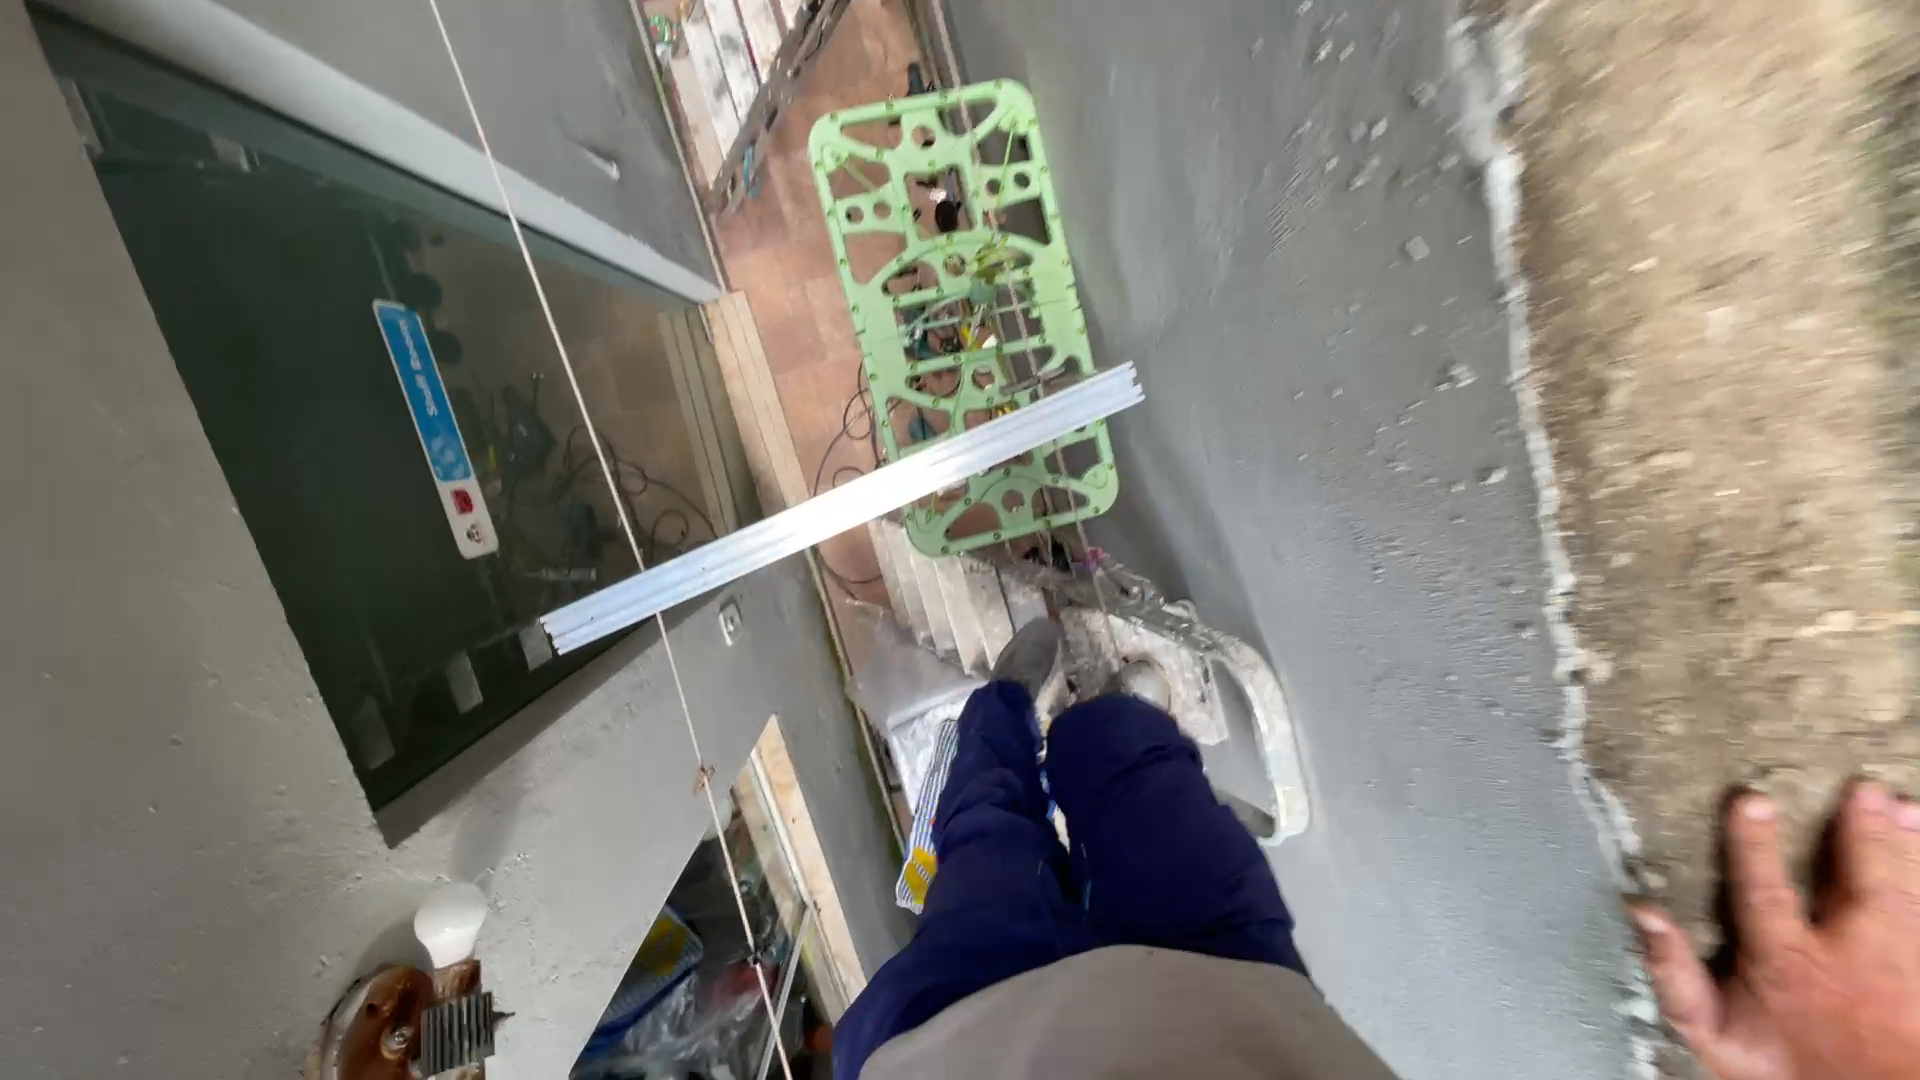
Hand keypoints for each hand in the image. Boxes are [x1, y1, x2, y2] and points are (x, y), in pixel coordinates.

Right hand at [1631, 783, 1919, 1079]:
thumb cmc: (1777, 1072)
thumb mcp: (1707, 1028)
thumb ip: (1672, 969)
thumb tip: (1644, 909)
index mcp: (1786, 962)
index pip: (1765, 890)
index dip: (1754, 843)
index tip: (1753, 799)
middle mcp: (1852, 963)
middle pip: (1864, 889)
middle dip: (1865, 838)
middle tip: (1872, 791)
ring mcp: (1907, 977)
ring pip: (1913, 905)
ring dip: (1911, 856)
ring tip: (1911, 812)